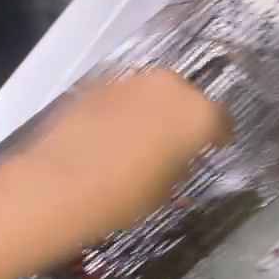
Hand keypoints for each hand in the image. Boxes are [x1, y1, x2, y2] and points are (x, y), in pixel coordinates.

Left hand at [0, 71, 229, 265]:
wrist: (58, 185)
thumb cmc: (122, 197)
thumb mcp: (164, 190)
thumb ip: (178, 165)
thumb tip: (176, 158)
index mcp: (197, 113)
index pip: (220, 120)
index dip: (217, 136)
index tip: (212, 149)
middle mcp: (168, 87)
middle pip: (186, 97)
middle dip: (182, 117)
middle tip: (174, 145)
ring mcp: (129, 81)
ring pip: (152, 93)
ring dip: (151, 111)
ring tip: (139, 140)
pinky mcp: (96, 84)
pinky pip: (121, 96)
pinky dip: (121, 111)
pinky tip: (109, 135)